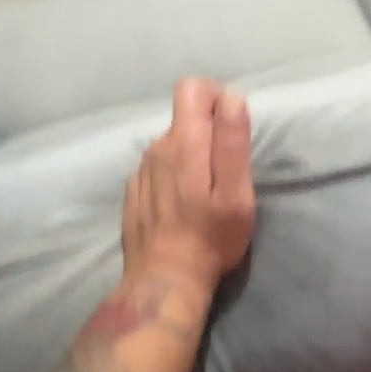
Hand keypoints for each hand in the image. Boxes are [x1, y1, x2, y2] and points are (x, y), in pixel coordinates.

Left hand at [121, 79, 256, 291]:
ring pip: (171, 144)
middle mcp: (156, 148)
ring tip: (205, 194)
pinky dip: (174, 177)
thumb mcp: (236, 193)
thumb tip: (232, 96)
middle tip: (225, 174)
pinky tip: (182, 207)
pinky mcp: (134, 192)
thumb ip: (232, 141)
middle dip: (208, 133)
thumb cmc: (211, 238)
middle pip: (184, 117)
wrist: (164, 283)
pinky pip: (158, 168)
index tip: (231, 129)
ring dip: (191, 157)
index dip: (215, 98)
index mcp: (184, 142)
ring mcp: (141, 170)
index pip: (192, 88)